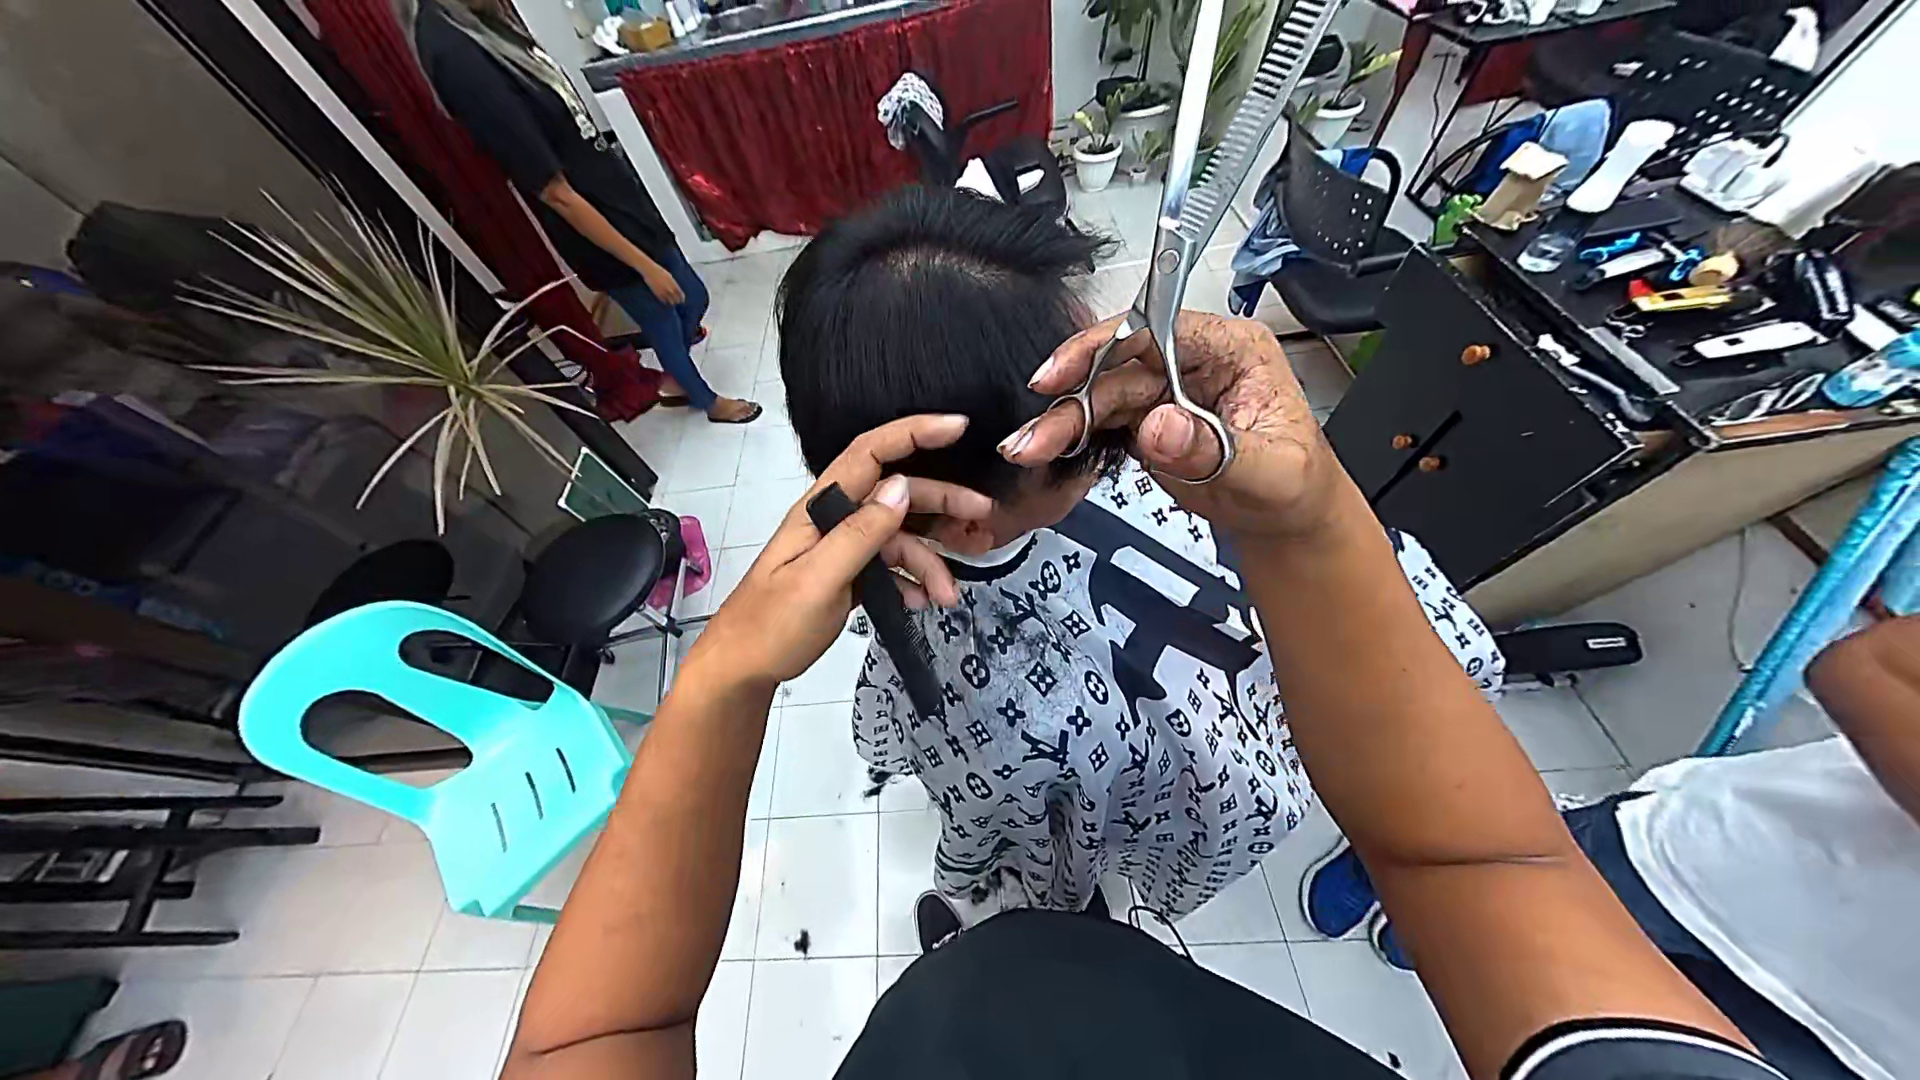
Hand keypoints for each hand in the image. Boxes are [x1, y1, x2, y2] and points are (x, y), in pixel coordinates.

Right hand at [641, 261, 685, 305]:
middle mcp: (670, 290)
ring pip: (670, 302)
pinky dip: (665, 301)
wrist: (649, 270)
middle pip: (677, 300)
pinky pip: (663, 301)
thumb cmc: (659, 271)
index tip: (681, 300)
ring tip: (670, 302)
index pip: (681, 295)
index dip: (682, 299)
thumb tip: (676, 289)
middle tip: (676, 302)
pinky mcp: (658, 294)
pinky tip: (664, 301)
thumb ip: (673, 284)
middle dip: (677, 301)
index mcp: (674, 285)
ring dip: (671, 302)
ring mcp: (664, 292)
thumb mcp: (670, 277)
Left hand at [686, 414, 992, 688]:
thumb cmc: (770, 625)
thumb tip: (900, 488)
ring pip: (901, 538)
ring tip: (947, 595)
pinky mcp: (851, 574)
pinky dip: (912, 581)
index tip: (958, 427)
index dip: (914, 433)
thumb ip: (860, 533)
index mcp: (823, 508)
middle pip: (898, 495)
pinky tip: (922, 601)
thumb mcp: (818, 579)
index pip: (870, 453)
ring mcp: (845, 548)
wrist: (745, 668)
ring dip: (930, 562)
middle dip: (943, 503)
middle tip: (983, 518)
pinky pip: (892, 566)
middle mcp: (837, 519)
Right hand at [1003, 312, 1347, 541]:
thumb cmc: (1292, 485)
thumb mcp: (1270, 472)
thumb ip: (1215, 449)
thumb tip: (1160, 425)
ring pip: (1100, 396)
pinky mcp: (1146, 421)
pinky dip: (1072, 437)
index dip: (1102, 345)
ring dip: (1062, 423)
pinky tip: (1049, 450)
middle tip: (1035, 435)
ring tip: (1030, 449)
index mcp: (1230, 351)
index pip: (1157, 330)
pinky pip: (1100, 421)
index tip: (1062, 372)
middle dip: (1070, 400)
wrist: (1281, 516)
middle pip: (1116, 367)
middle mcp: (1191, 364)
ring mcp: (1166, 392)